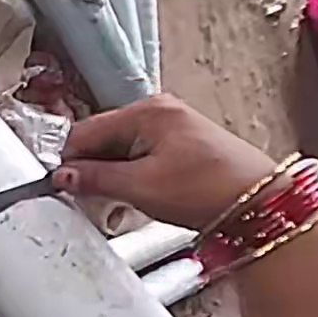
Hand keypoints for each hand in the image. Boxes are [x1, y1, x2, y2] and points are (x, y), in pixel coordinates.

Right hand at [52, 95, 275, 227]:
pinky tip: (133, 196)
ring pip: (121, 150)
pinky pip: (140, 157)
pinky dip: (130, 176)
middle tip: (84, 197)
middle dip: (90, 168)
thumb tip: (64, 176)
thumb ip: (95, 179)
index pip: (87, 130)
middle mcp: (158, 112)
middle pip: (103, 139)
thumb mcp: (140, 186)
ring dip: (110, 175)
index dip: (68, 159)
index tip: (59, 184)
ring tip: (113, 201)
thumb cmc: (209, 188)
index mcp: (146, 111)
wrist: (258, 205)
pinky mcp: (180, 146)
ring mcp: (171, 128)